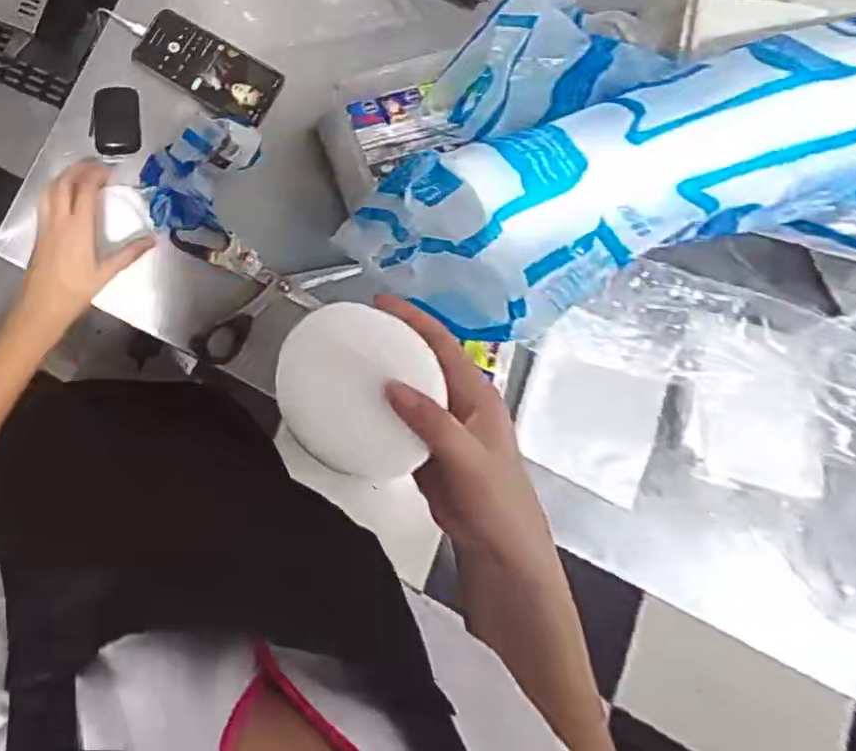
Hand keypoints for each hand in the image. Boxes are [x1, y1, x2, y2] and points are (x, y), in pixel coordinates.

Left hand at [12, 162, 155, 342]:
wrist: (41, 307)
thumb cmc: (73, 292)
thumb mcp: (105, 273)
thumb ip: (129, 254)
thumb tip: (152, 240)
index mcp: (77, 227)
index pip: (85, 189)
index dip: (96, 174)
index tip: (109, 171)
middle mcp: (59, 220)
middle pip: (64, 182)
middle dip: (79, 168)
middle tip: (94, 165)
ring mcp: (45, 225)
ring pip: (49, 189)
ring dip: (64, 176)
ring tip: (79, 173)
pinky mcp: (38, 233)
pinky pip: (43, 201)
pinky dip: (53, 189)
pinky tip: (62, 195)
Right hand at [375, 296, 558, 578]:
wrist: (500, 553)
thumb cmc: (501, 506)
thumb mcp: (468, 458)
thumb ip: (432, 422)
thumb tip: (393, 388)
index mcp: (478, 398)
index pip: (443, 345)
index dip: (415, 319)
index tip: (384, 303)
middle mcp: (460, 405)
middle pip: (423, 359)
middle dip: (395, 338)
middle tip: (361, 326)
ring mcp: (442, 426)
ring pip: (409, 386)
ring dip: (385, 371)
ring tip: (354, 358)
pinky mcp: (425, 447)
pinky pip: (397, 416)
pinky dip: (378, 405)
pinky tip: (359, 404)